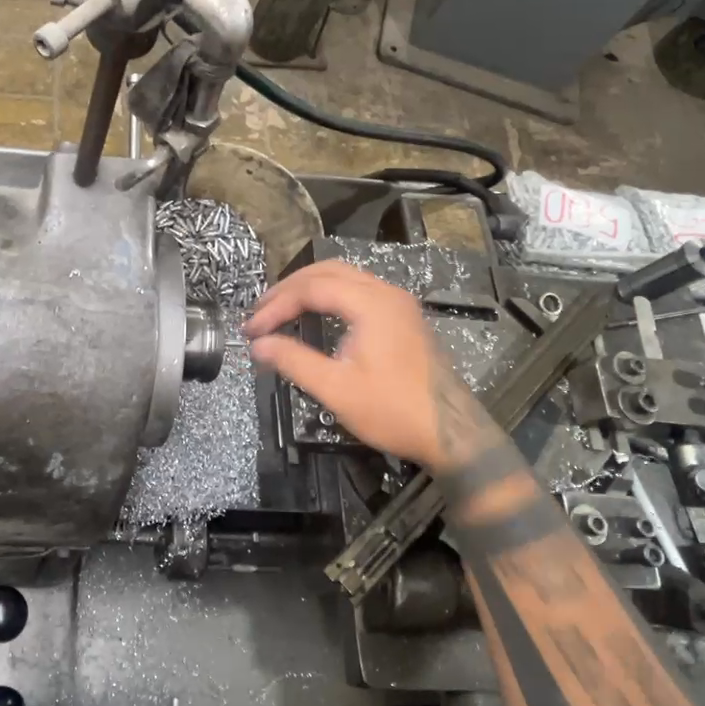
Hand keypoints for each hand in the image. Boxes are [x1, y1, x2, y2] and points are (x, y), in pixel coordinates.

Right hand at [242, 261, 499, 472]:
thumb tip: (258, 344)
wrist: (452, 433)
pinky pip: (358, 290)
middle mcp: (386, 293)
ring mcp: (398, 303)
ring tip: (279, 310)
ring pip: (343, 277)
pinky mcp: (402, 317)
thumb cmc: (394, 411)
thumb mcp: (336, 390)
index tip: (252, 330)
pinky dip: (328, 295)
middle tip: (259, 313)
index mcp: (371, 304)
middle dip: (288, 289)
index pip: (311, 289)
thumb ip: (294, 361)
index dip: (276, 306)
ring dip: (307, 289)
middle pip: (326, 272)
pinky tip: (314, 315)